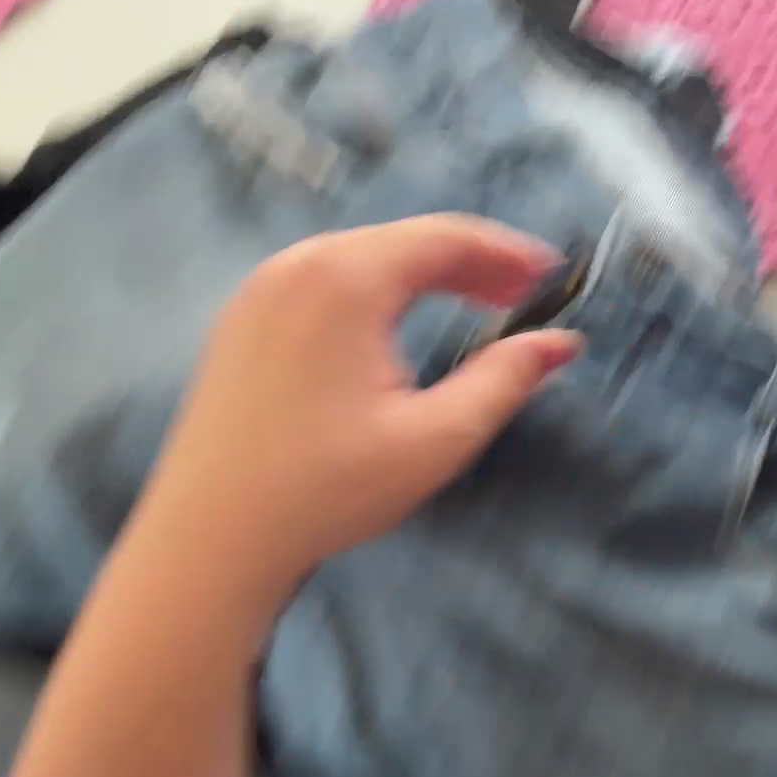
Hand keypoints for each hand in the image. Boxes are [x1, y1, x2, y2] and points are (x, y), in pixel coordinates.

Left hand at [137, 214, 581, 585]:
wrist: (211, 538)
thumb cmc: (333, 486)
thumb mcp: (441, 436)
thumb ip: (508, 378)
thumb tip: (565, 342)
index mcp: (344, 283)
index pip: (443, 238)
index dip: (507, 251)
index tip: (554, 275)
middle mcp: (297, 268)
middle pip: (406, 241)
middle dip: (477, 261)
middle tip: (529, 296)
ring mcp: (263, 290)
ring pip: (370, 256)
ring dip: (436, 273)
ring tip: (486, 305)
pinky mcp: (248, 318)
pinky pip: (335, 277)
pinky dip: (391, 287)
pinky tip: (414, 320)